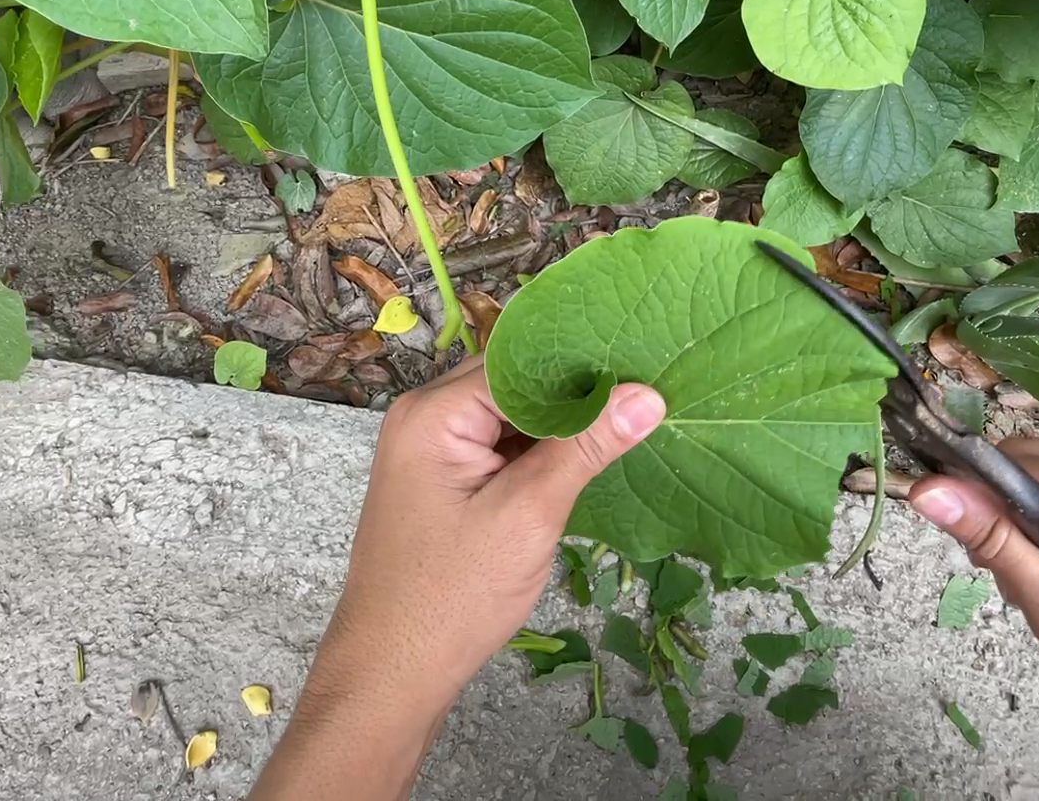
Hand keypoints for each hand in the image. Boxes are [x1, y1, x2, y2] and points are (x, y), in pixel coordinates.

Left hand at [250, 356, 665, 800]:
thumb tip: (647, 394)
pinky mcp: (443, 476)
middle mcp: (425, 415)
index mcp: (433, 412)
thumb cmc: (453, 595)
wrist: (391, 674)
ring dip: (557, 421)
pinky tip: (582, 453)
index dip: (579, 365)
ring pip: (508, 413)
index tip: (640, 366)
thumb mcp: (529, 514)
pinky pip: (498, 442)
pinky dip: (536, 447)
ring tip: (624, 414)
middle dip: (572, 390)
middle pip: (511, 382)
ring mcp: (431, 447)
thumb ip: (585, 447)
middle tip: (641, 390)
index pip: (518, 364)